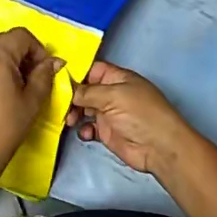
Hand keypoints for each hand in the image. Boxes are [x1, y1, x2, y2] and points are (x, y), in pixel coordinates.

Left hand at [0, 28, 64, 178]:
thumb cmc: (7, 126)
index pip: (21, 35)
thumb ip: (44, 75)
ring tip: (13, 89)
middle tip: (31, 78)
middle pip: (3, 41)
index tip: (43, 70)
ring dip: (5, 64)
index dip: (37, 49)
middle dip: (21, 54)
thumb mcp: (33, 101)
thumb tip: (54, 61)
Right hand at [66, 62, 194, 175]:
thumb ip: (88, 92)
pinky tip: (86, 133)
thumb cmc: (140, 114)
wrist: (158, 147)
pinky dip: (84, 130)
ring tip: (70, 120)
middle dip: (71, 96)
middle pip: (85, 91)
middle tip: (59, 104)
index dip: (77, 74)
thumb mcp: (113, 96)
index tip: (58, 80)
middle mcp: (112, 94)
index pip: (93, 70)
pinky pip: (89, 128)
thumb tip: (68, 89)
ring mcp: (109, 114)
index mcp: (118, 78)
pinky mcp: (107, 133)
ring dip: (74, 114)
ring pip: (84, 110)